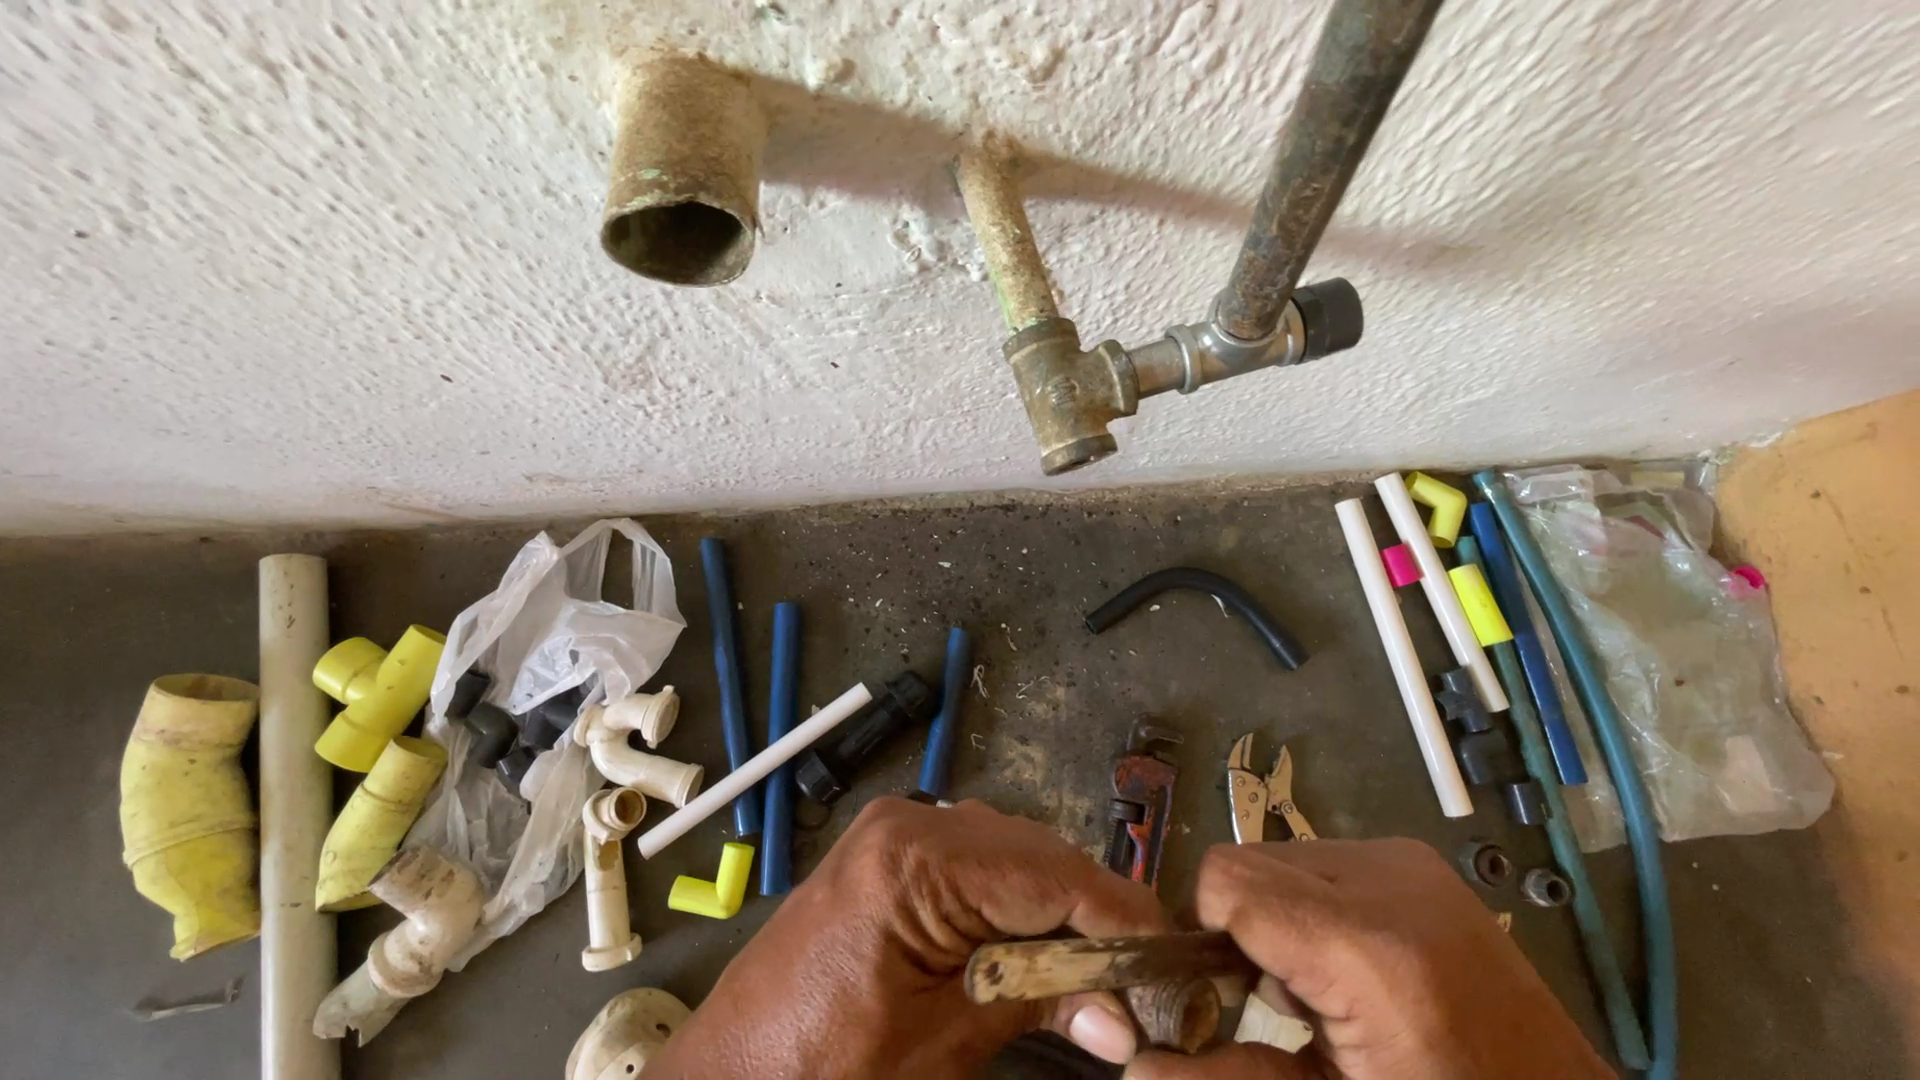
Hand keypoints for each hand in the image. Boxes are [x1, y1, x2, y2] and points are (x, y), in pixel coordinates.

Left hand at [643, 797, 1168, 1078]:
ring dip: (1057, 903)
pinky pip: (976, 858)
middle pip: (1035, 853)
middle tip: (1139, 974)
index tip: (1171, 954)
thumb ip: (1036, 1003)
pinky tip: (1034, 940)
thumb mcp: (942, 1041)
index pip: (1049, 871)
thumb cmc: (826, 1062)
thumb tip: (1125, 1018)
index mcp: (916, 858)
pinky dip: (1014, 896)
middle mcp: (909, 821)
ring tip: (1095, 965)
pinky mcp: (890, 847)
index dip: (1118, 912)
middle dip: (1092, 911)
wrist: (736, 1070)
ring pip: (1011, 851)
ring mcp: (896, 828)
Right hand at [1127, 839, 1611, 1079]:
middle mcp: (1389, 878)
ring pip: (1277, 858)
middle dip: (1239, 930)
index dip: (1205, 939)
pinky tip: (1347, 964)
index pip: (1228, 880)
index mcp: (1370, 948)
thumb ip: (1229, 1078)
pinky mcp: (1417, 862)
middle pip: (1247, 865)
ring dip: (1272, 916)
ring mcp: (1408, 862)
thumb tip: (1132, 1066)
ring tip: (1316, 987)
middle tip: (1276, 1005)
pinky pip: (1317, 862)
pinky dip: (1306, 905)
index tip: (1222, 1001)